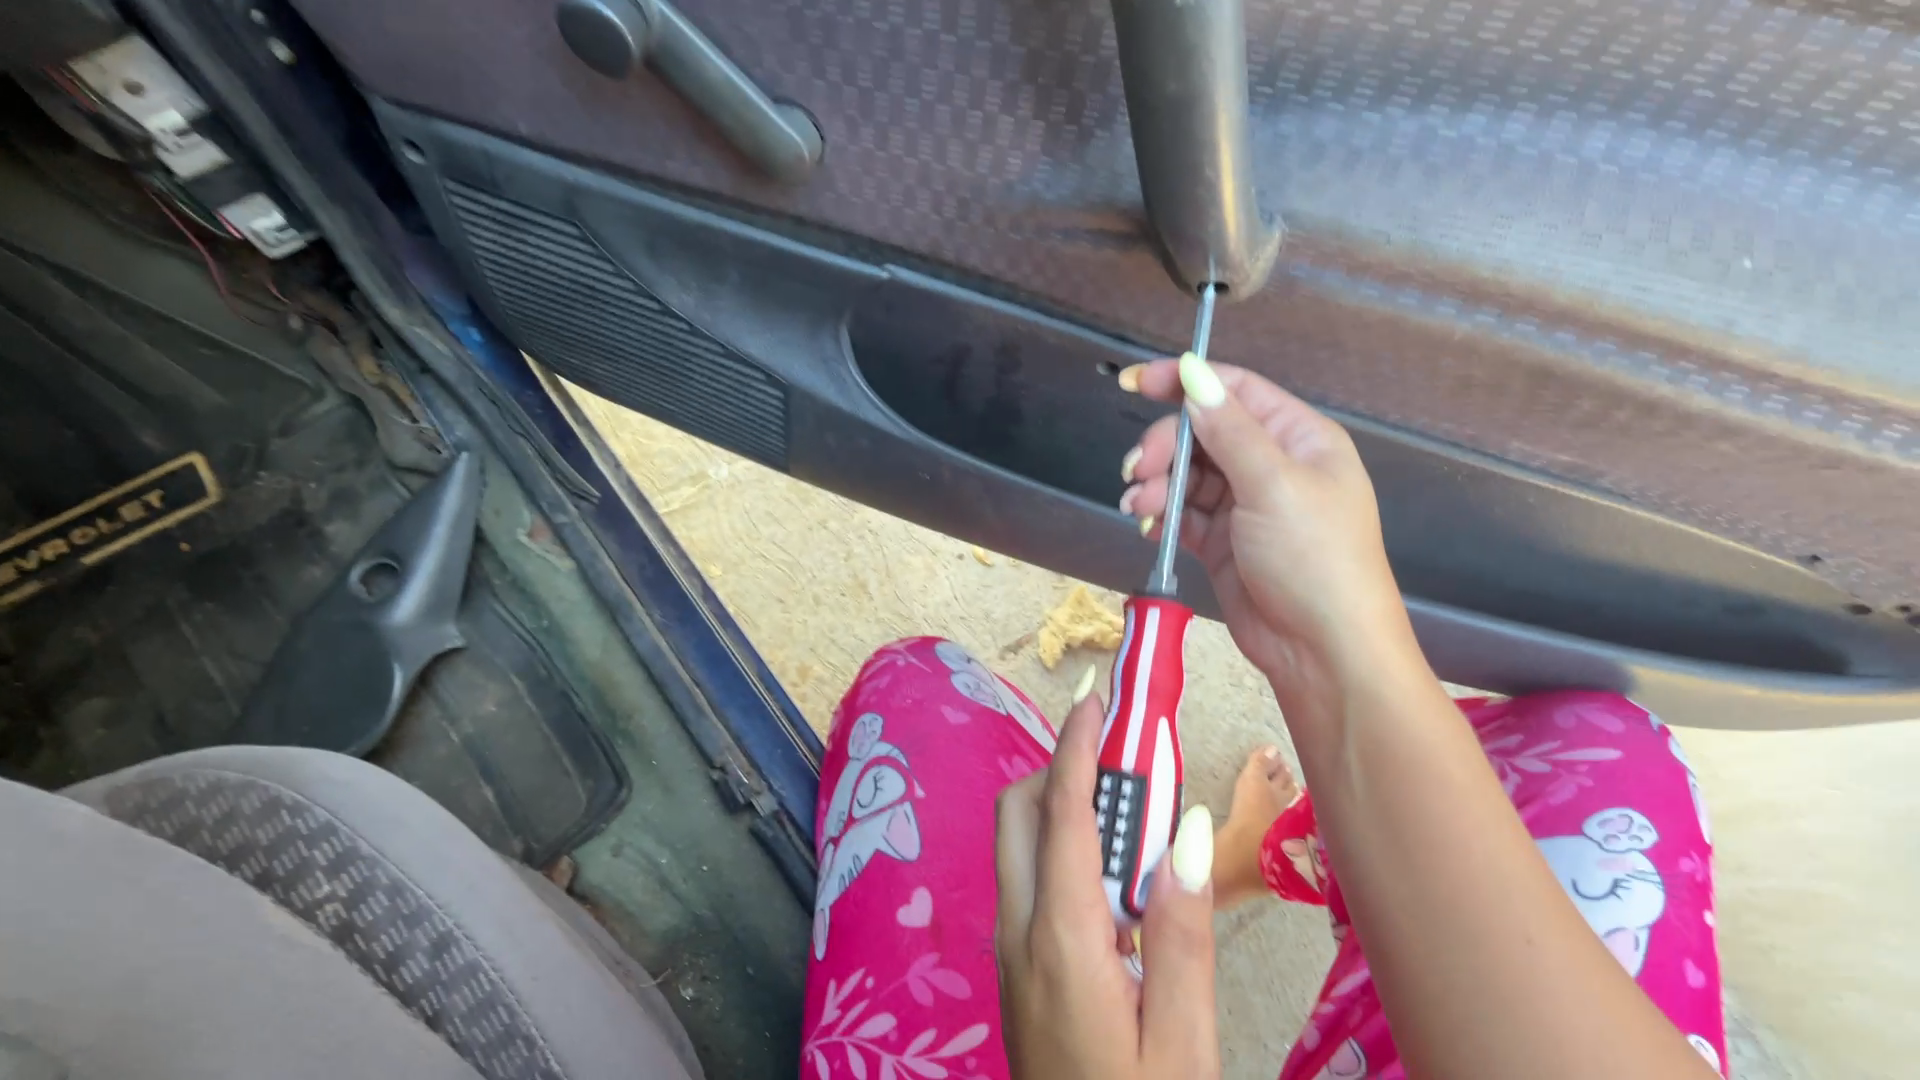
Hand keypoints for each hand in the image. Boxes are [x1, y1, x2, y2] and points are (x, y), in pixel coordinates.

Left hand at [995, 687, 1219, 1079]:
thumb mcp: (1182, 1042)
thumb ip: (1179, 931)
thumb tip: (1183, 828)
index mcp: (1062, 940)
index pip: (1064, 813)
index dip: (1077, 745)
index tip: (1095, 696)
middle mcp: (1020, 932)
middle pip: (1019, 812)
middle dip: (1063, 766)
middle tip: (1124, 756)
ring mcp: (1010, 950)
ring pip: (1018, 844)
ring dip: (1063, 806)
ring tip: (1131, 811)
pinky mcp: (1016, 968)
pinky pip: (1028, 879)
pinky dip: (1061, 848)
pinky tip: (1115, 879)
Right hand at [1119, 355, 1411, 703]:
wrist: (1321, 649)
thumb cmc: (1313, 558)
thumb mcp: (1273, 485)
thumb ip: (1230, 429)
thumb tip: (1193, 373)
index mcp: (1298, 438)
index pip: (1234, 391)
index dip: (1184, 381)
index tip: (1134, 382)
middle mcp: (1271, 464)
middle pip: (1202, 433)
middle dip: (1165, 447)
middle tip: (1138, 471)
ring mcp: (1245, 505)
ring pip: (1187, 475)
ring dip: (1156, 485)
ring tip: (1138, 506)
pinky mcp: (1222, 542)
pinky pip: (1182, 514)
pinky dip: (1161, 516)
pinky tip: (1147, 526)